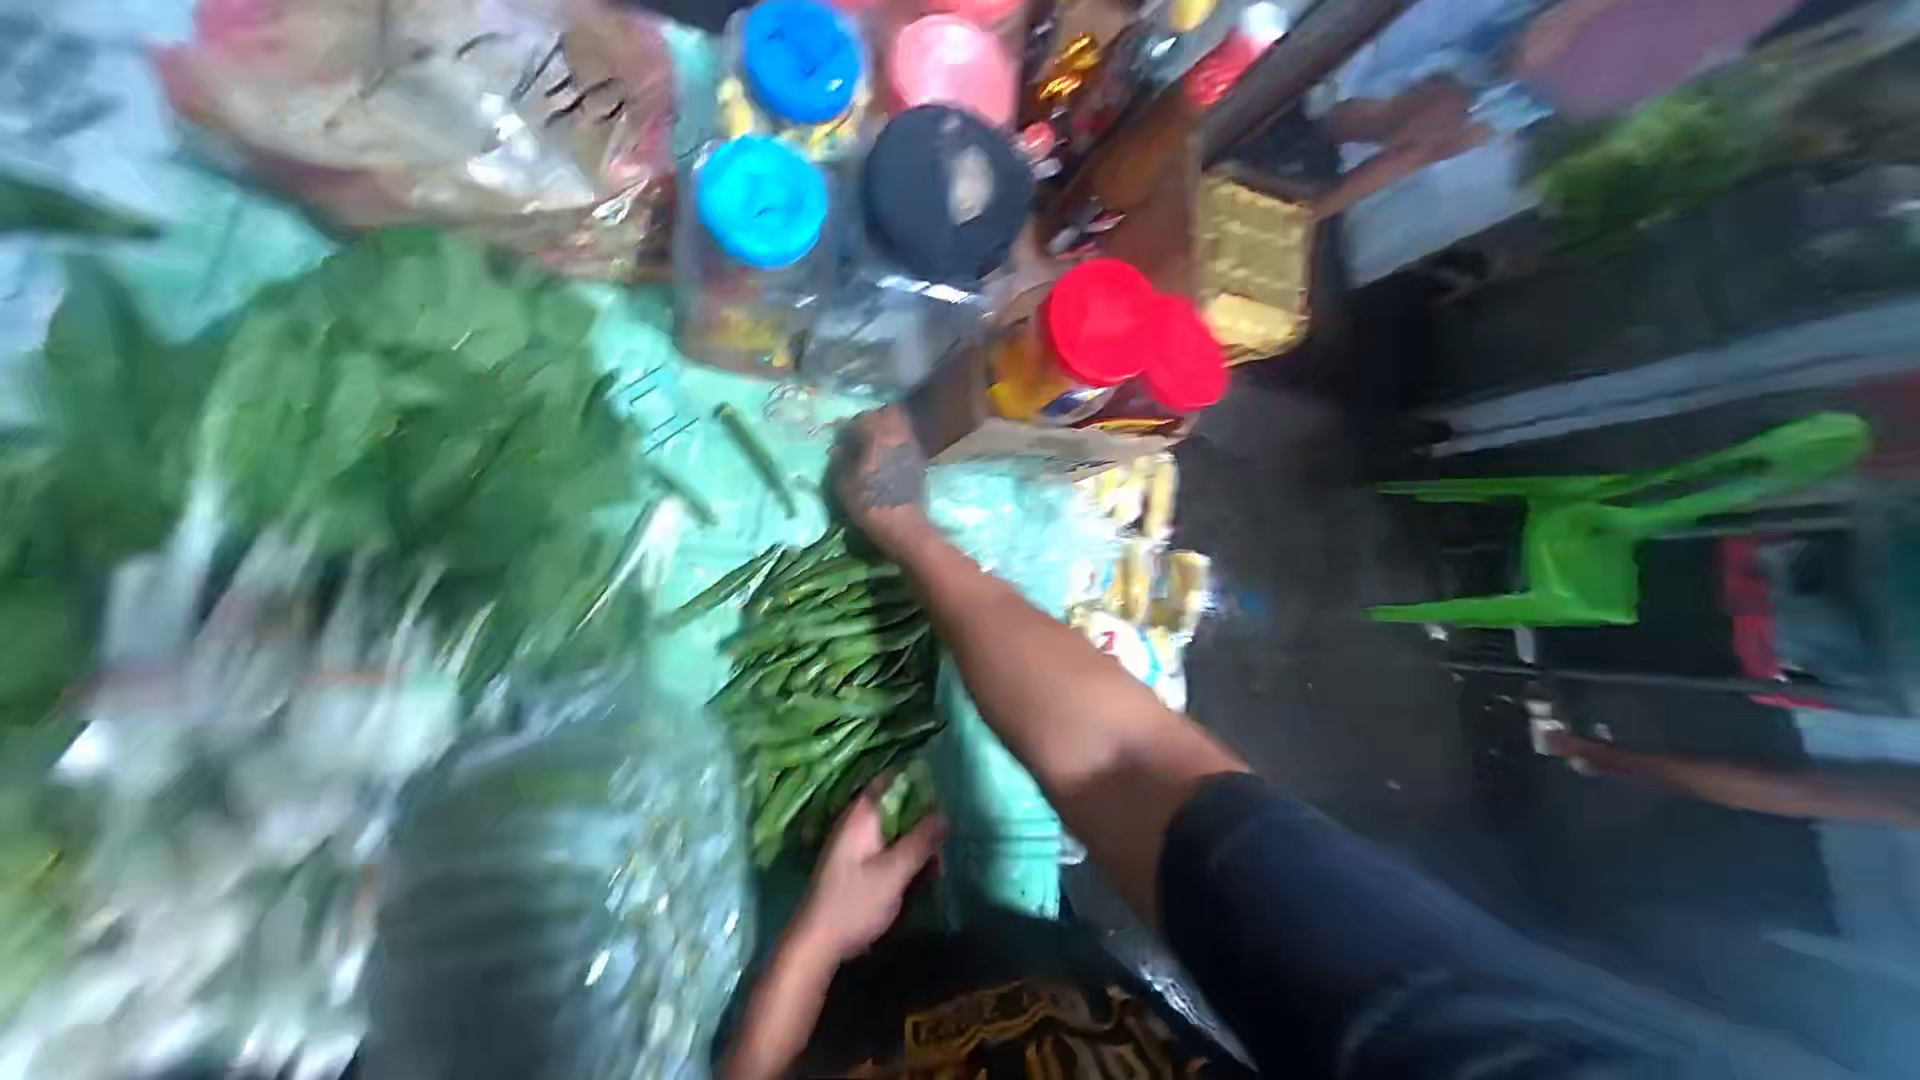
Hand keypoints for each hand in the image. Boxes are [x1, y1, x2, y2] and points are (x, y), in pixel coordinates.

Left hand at [790, 783, 946, 963]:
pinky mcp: (856, 864)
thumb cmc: (854, 903)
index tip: (942, 779)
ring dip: (915, 836)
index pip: (889, 779)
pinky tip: (923, 867)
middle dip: (921, 812)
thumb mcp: (894, 872)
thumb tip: (945, 813)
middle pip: (894, 804)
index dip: (915, 776)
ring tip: (941, 848)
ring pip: (893, 828)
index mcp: (862, 815)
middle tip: (950, 820)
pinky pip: (886, 846)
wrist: (816, 944)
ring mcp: (854, 844)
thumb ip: (921, 840)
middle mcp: (856, 822)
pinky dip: (904, 851)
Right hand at [831, 406, 929, 555]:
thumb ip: (840, 459)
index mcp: (879, 435)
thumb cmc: (870, 504)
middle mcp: (899, 435)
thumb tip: (839, 447)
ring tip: (871, 444)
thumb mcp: (843, 483)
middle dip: (872, 419)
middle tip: (859, 433)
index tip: (840, 436)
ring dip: (886, 429)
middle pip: (888, 412)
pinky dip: (895, 441)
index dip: (848, 425)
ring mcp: (913, 447)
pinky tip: (885, 456)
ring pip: (901, 424)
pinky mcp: (920, 460)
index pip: (862, 418)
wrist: (903, 526)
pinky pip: (907, 439)